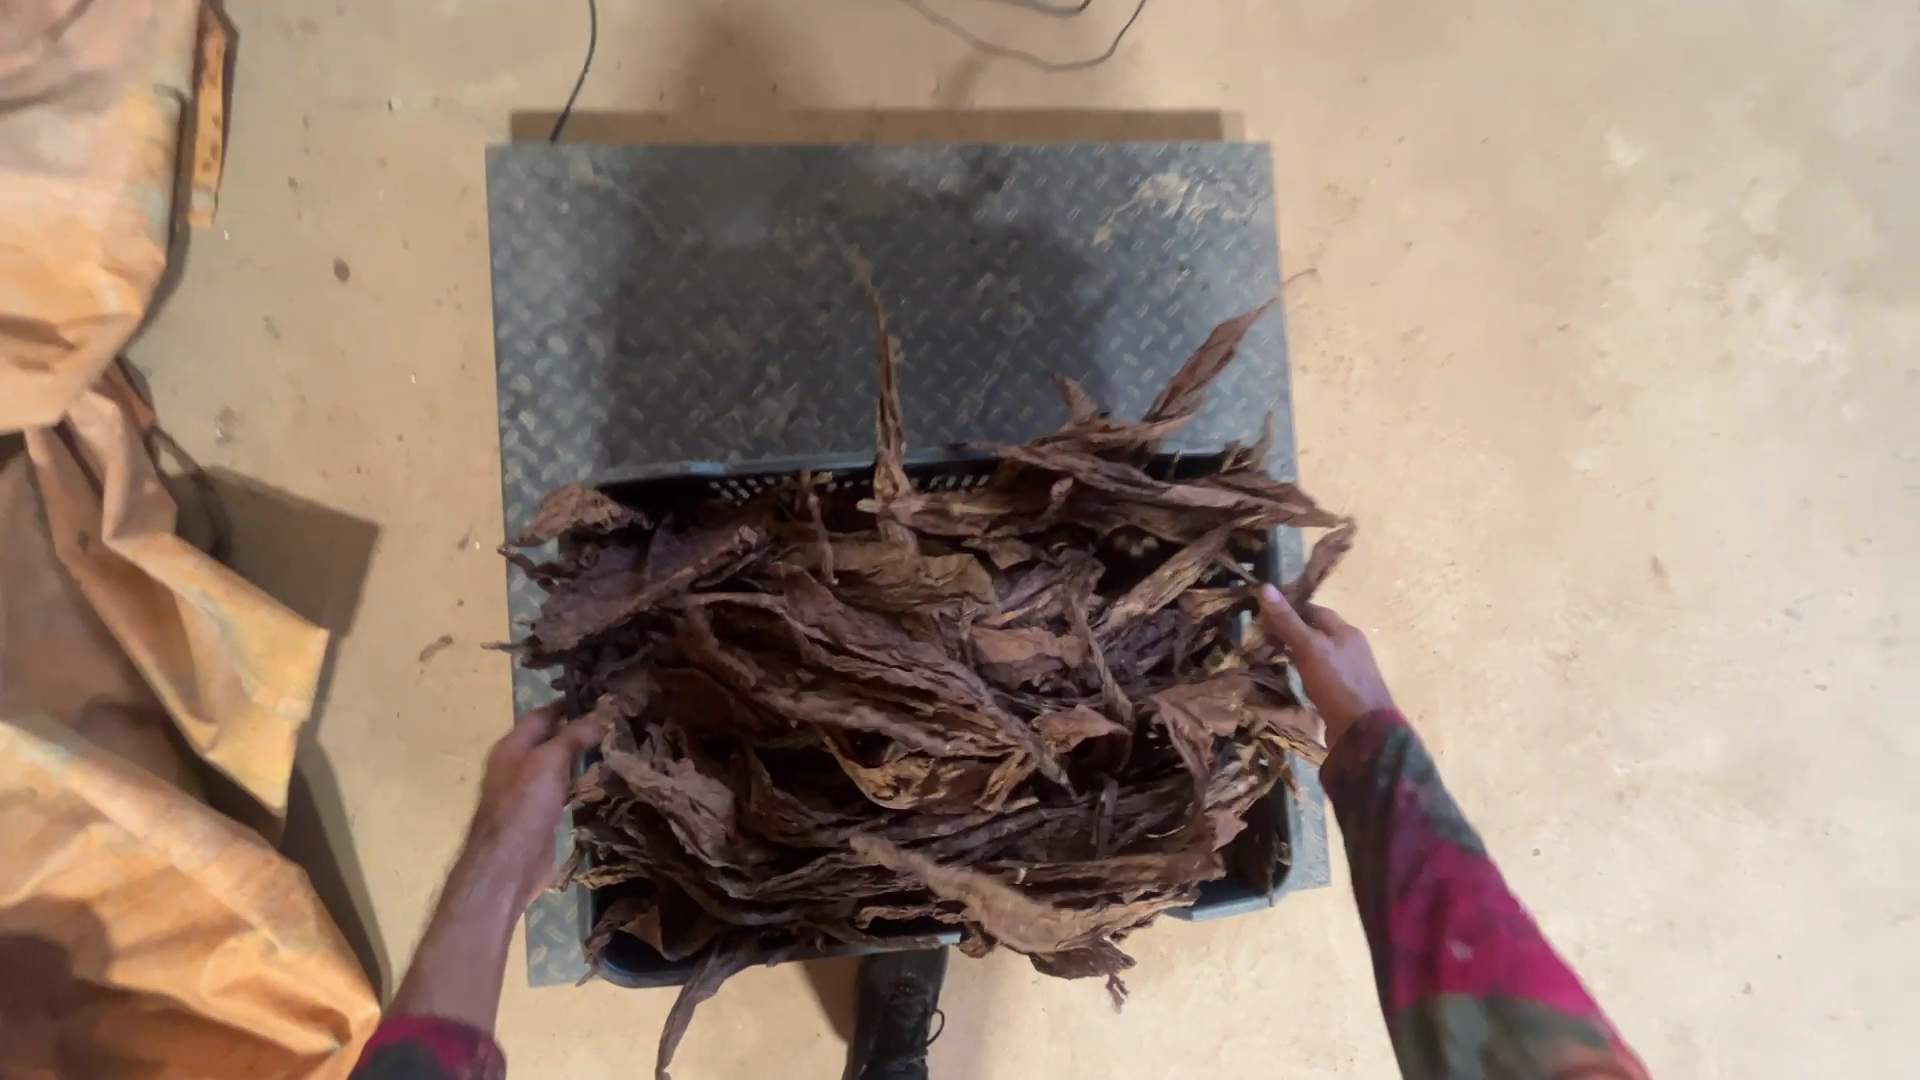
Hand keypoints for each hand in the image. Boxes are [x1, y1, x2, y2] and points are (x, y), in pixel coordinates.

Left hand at [465, 705, 604, 908]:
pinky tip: (602, 779)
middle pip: (551, 738)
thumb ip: (573, 735)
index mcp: (511, 746)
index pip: (543, 714)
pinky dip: (581, 780)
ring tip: (616, 745)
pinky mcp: (540, 813)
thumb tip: (600, 715)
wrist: (509, 865)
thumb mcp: (550, 760)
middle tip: (616, 721)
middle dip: (581, 729)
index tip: (602, 697)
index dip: (570, 704)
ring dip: (583, 756)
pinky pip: (564, 787)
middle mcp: (517, 764)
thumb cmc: (525, 805)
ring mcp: (528, 791)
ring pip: (559, 763)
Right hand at [1257, 585, 1394, 748]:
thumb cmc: (1338, 683)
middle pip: (1316, 631)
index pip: (1314, 610)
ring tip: (1270, 656)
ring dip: (1296, 653)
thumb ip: (1287, 620)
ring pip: (1318, 653)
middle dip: (1291, 631)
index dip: (1290, 608)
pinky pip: (1320, 674)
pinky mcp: (1345, 693)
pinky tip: (1290, 679)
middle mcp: (1350, 648)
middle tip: (1261, 636)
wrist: (1365, 733)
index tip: (1263, 613)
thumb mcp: (1308, 647)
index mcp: (1346, 631)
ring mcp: (1349, 672)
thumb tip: (1265, 586)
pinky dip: (1304, 672)